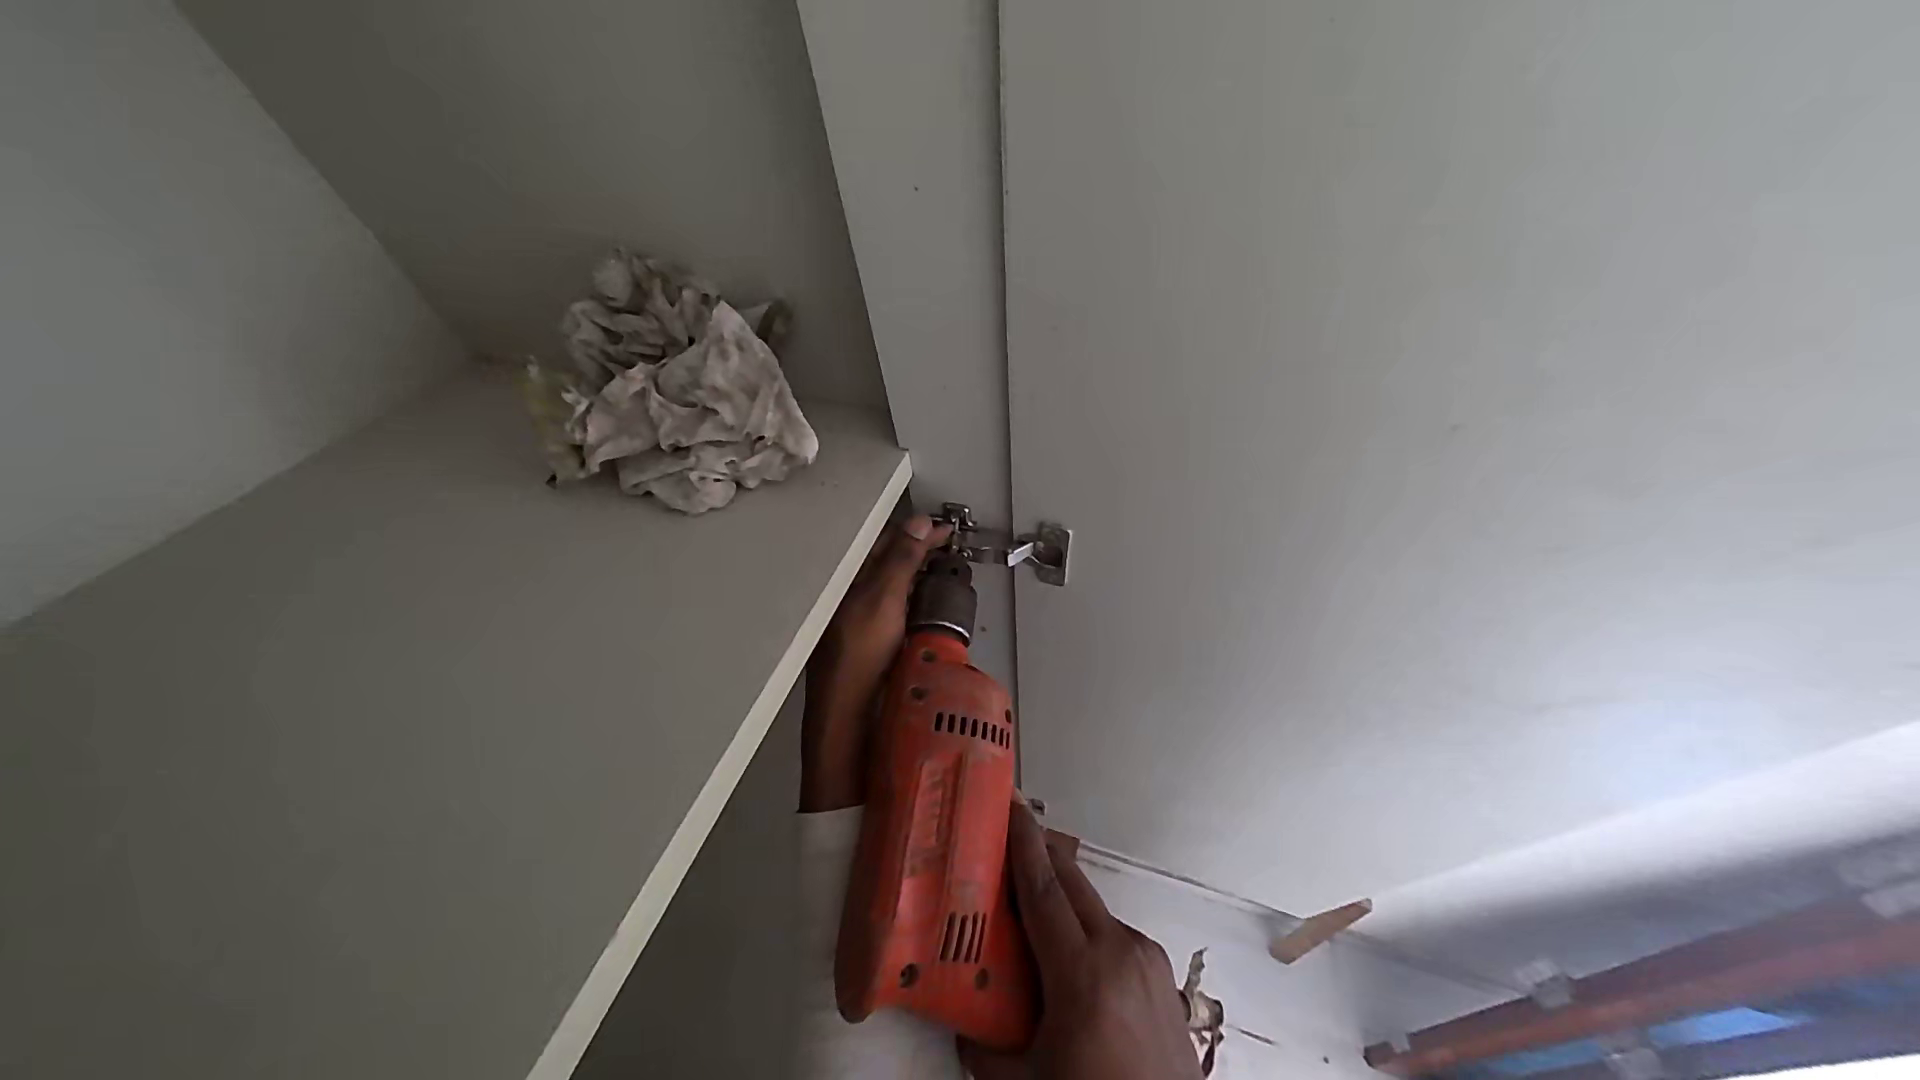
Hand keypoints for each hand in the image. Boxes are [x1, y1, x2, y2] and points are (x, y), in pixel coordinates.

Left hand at [800, 514, 953, 811]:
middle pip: (891, 562)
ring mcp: (864, 620)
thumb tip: (920, 523)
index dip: (918, 533)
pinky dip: (919, 601)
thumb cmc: (859, 657)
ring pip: (897, 586)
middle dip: (921, 552)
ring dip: (921, 576)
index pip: (886, 542)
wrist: (849, 716)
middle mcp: (854, 596)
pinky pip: (901, 609)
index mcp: (850, 580)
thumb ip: (900, 561)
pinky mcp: (876, 642)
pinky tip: (933, 607)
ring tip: (947, 574)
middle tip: (952, 551)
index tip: (949, 532)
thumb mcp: (882, 601)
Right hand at [959, 800, 1201, 1079]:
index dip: (1023, 843)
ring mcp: (1146, 956)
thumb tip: (961, 1022)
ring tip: (1030, 899)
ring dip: (1060, 890)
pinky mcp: (1160, 970)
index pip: (1043, 889)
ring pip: (1092, 904)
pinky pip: (1112, 930)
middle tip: (1008, 832)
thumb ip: (986, 1049)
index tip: (1009, 803)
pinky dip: (1085, 925)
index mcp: (1083, 973)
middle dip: (1038, 850)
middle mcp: (1119, 949)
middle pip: (1070, 880)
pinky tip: (1070, 951)